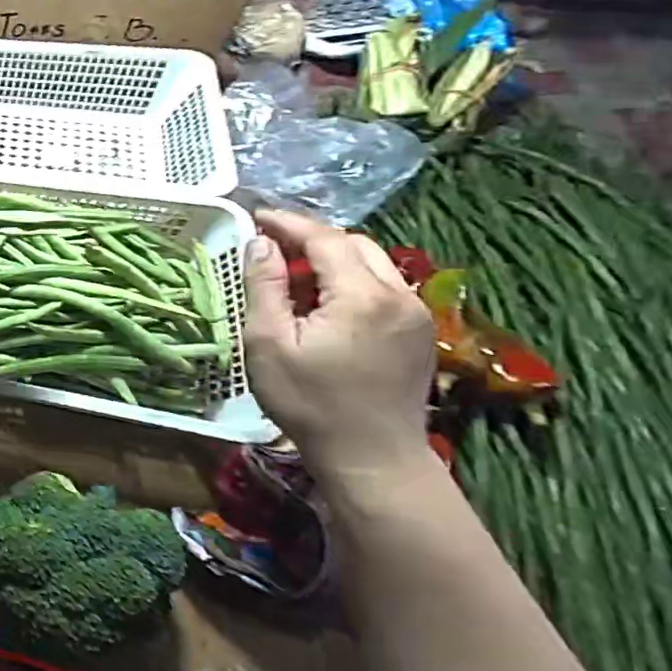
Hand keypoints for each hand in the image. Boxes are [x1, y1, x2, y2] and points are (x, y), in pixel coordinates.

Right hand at [243, 210, 436, 475]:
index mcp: (361, 296)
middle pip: (355, 245)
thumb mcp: (268, 343)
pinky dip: (348, 280)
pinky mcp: (416, 332)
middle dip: (310, 238)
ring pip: (372, 264)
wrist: (370, 453)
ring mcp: (414, 314)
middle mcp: (399, 295)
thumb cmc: (307, 399)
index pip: (325, 239)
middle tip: (268, 245)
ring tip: (291, 273)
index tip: (255, 217)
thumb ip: (266, 288)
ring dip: (331, 259)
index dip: (288, 224)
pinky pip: (382, 288)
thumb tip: (260, 244)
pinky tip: (321, 301)